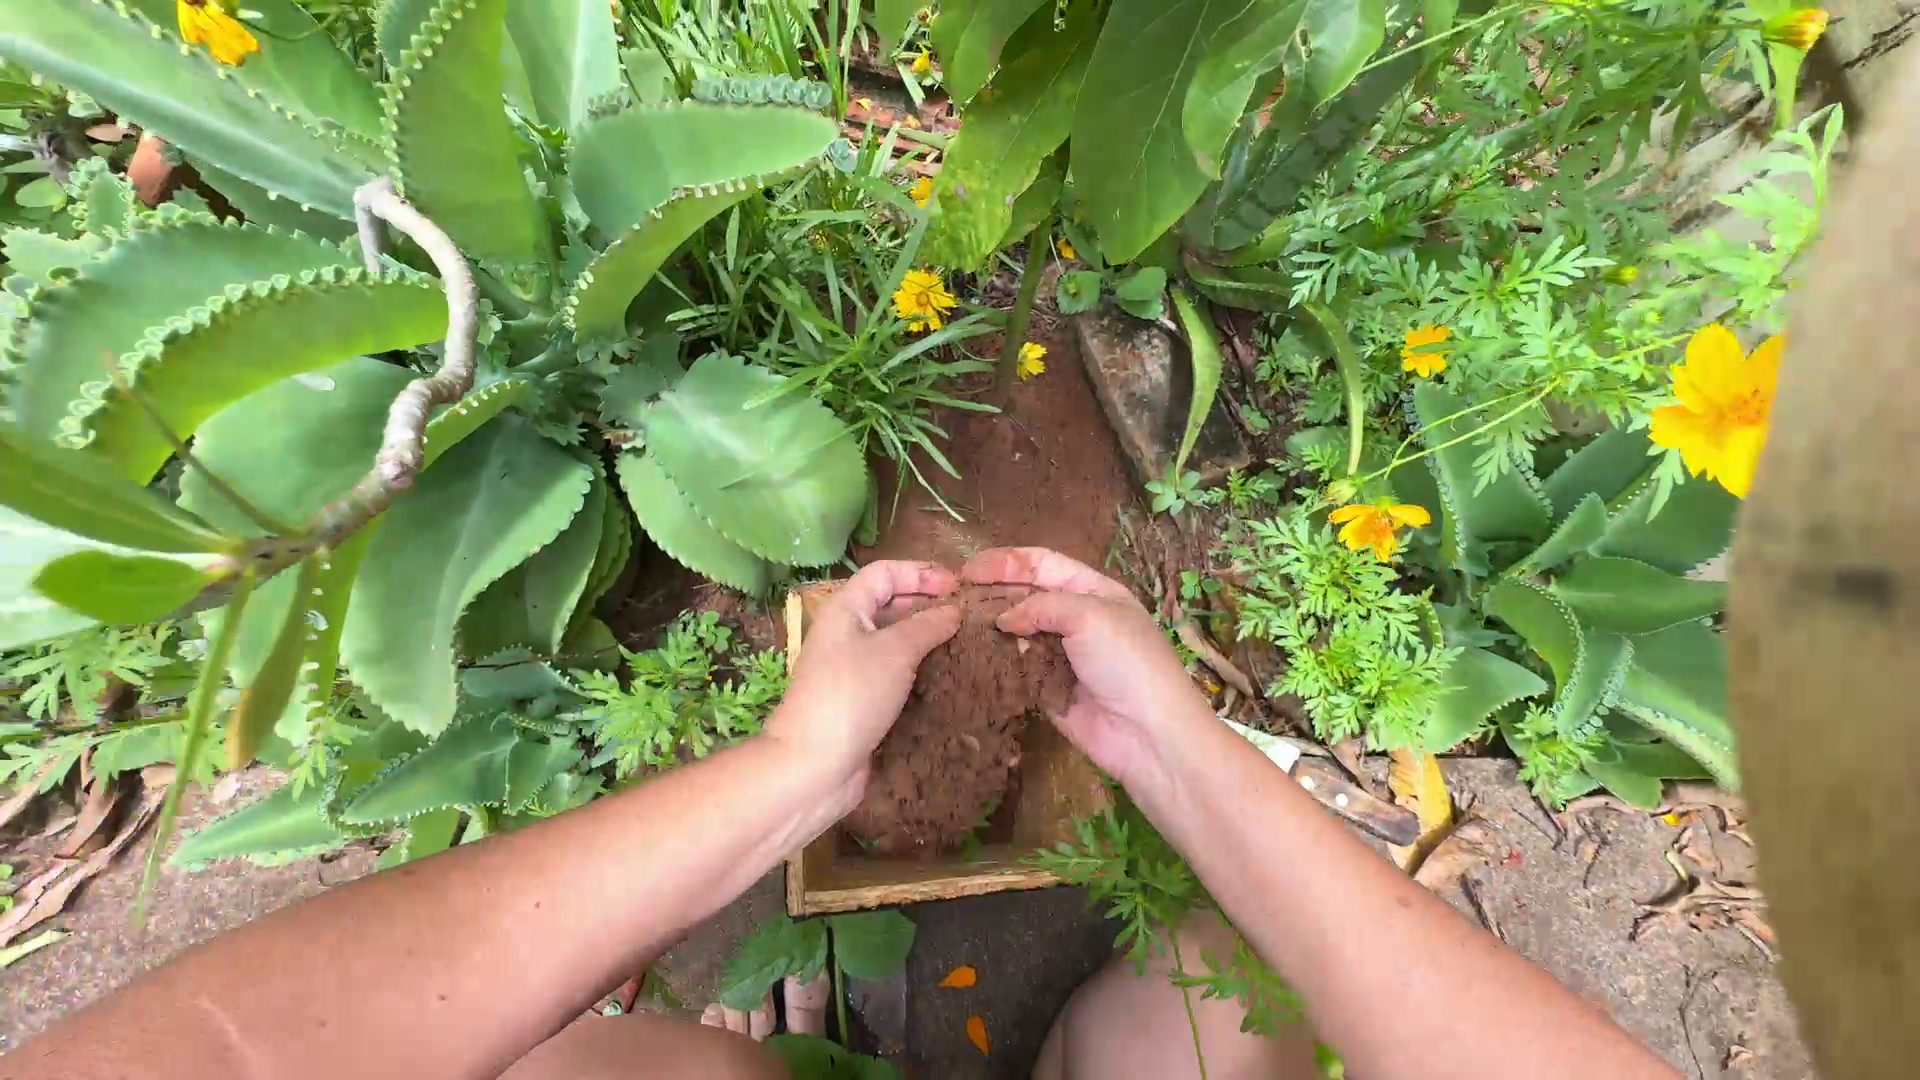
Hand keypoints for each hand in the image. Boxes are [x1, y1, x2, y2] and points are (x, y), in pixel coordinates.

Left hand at [762, 560, 960, 808]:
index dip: (920, 572)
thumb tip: (954, 611)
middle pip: (889, 604)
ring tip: (965, 641)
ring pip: (894, 640)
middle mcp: (847, 633)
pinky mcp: (862, 699)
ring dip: (927, 638)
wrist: (813, 764)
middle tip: (967, 613)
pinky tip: (947, 675)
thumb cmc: (852, 694)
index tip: (957, 585)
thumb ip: (927, 626)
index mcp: (846, 609)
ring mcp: (853, 668)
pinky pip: (894, 672)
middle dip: (927, 603)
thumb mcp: (895, 651)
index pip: (885, 573)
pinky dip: (919, 669)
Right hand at [961, 547, 1215, 794]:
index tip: (968, 570)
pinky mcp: (1046, 687)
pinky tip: (968, 655)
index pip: (1042, 563)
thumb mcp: (1091, 616)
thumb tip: (1002, 619)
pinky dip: (995, 660)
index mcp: (1092, 590)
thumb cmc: (1128, 662)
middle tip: (953, 598)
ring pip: (1016, 631)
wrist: (1148, 734)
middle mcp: (1075, 617)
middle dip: (991, 593)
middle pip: (1025, 595)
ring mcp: (1060, 654)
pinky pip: (1015, 667)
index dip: (1006, 562)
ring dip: (988, 627)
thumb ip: (1041, 606)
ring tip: (954, 625)